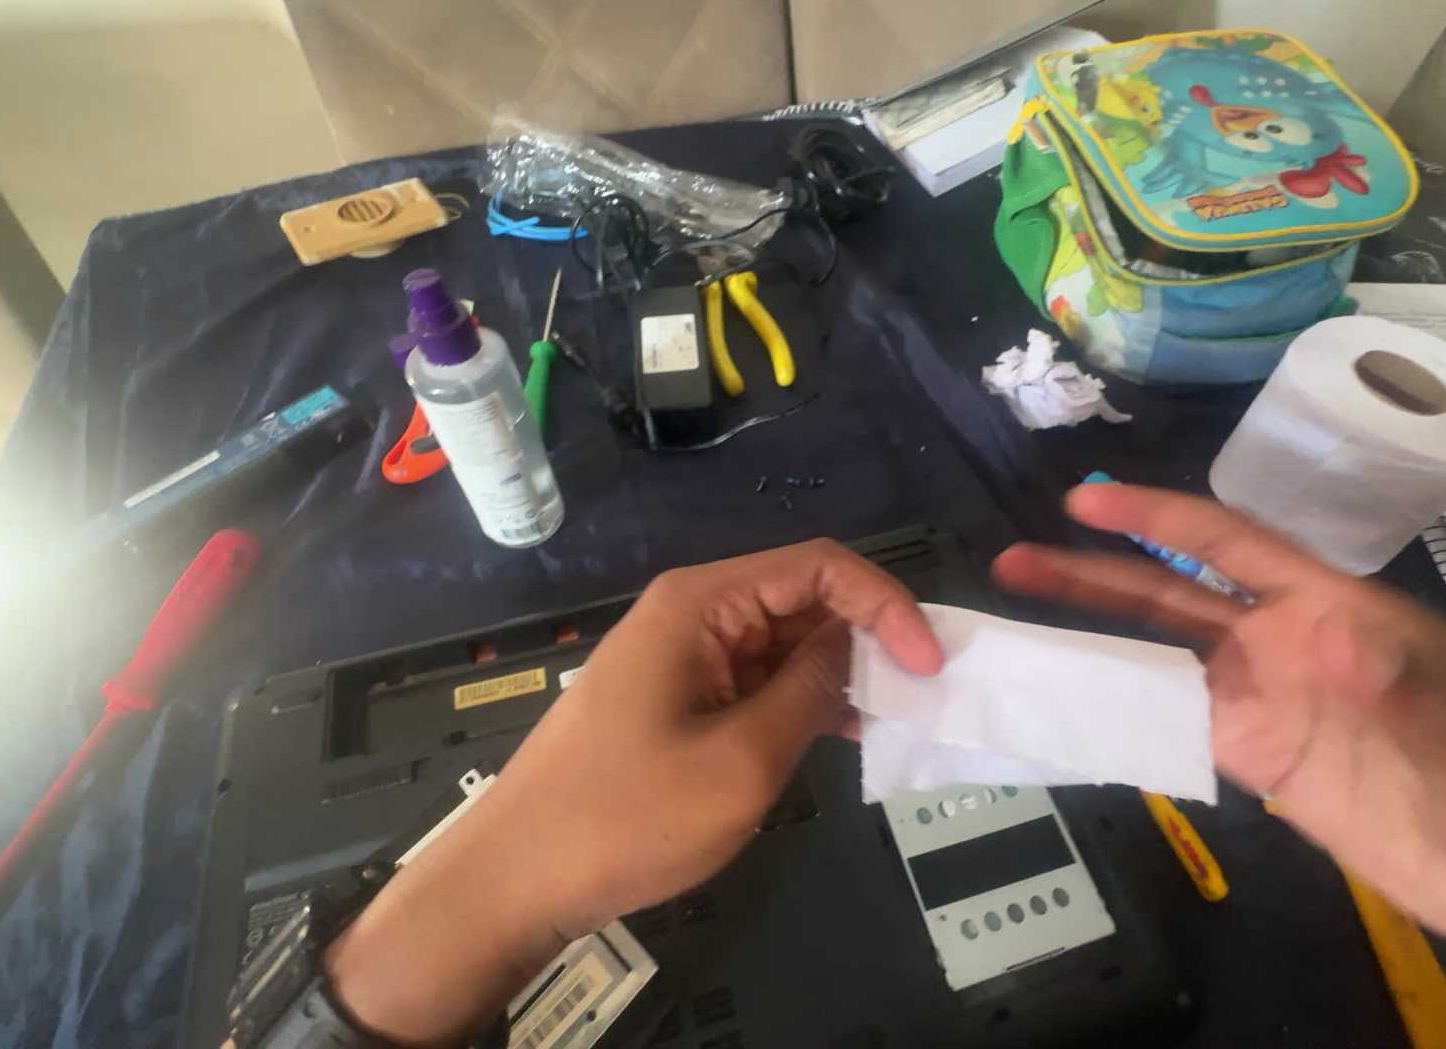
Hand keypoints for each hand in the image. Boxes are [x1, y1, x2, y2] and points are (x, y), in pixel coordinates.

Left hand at [325, 539, 941, 1044]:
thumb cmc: (625, 816)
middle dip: (867, 636)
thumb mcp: (740, 759)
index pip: (817, 566)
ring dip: (841, 672)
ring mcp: (688, 654)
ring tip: (893, 715)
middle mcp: (696, 613)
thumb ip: (809, 690)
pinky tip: (844, 732)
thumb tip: (853, 644)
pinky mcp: (685, 694)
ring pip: (786, 642)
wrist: (518, 878)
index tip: (927, 662)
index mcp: (703, 603)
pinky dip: (805, 699)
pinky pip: (760, 679)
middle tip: (920, 692)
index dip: (883, 602)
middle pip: (803, 599)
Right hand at [994, 484, 1445, 1047]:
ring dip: (1087, 636)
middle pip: (1165, 594)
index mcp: (1325, 607)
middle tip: (1014, 560)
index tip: (1082, 503)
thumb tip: (1325, 631)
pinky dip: (1115, 708)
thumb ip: (1406, 688)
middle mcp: (1274, 640)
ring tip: (1016, 624)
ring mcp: (1254, 698)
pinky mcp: (1244, 751)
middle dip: (1088, 574)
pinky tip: (1067, 703)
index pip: (1226, 543)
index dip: (1154, 517)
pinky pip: (1164, 719)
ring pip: (1153, 652)